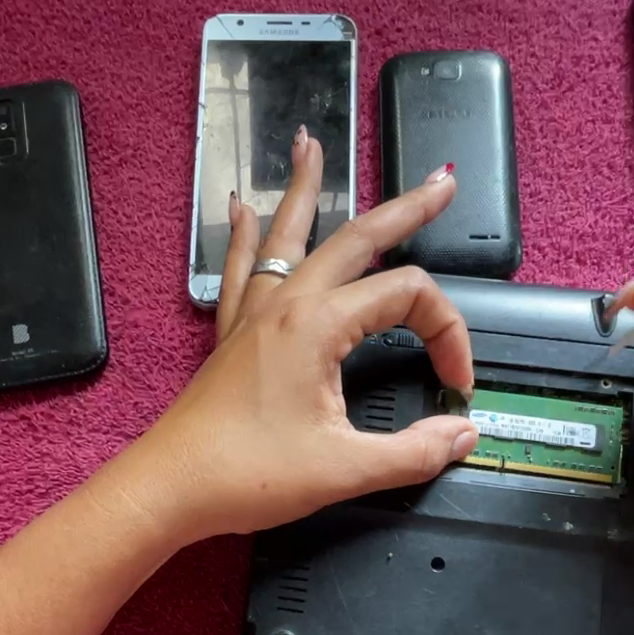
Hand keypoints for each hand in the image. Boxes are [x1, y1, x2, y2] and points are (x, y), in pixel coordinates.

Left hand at [125, 132, 477, 541]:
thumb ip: (412, 452)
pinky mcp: (232, 337)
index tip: (456, 385)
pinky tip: (240, 209)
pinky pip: (242, 271)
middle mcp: (286, 307)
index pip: (408, 299)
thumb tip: (461, 435)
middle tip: (439, 184)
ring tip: (310, 146)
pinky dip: (246, 237)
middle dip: (404, 209)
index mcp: (318, 325)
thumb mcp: (344, 469)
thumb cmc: (248, 475)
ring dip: (306, 191)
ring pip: (288, 237)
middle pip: (355, 238)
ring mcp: (254, 317)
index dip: (448, 334)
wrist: (173, 487)